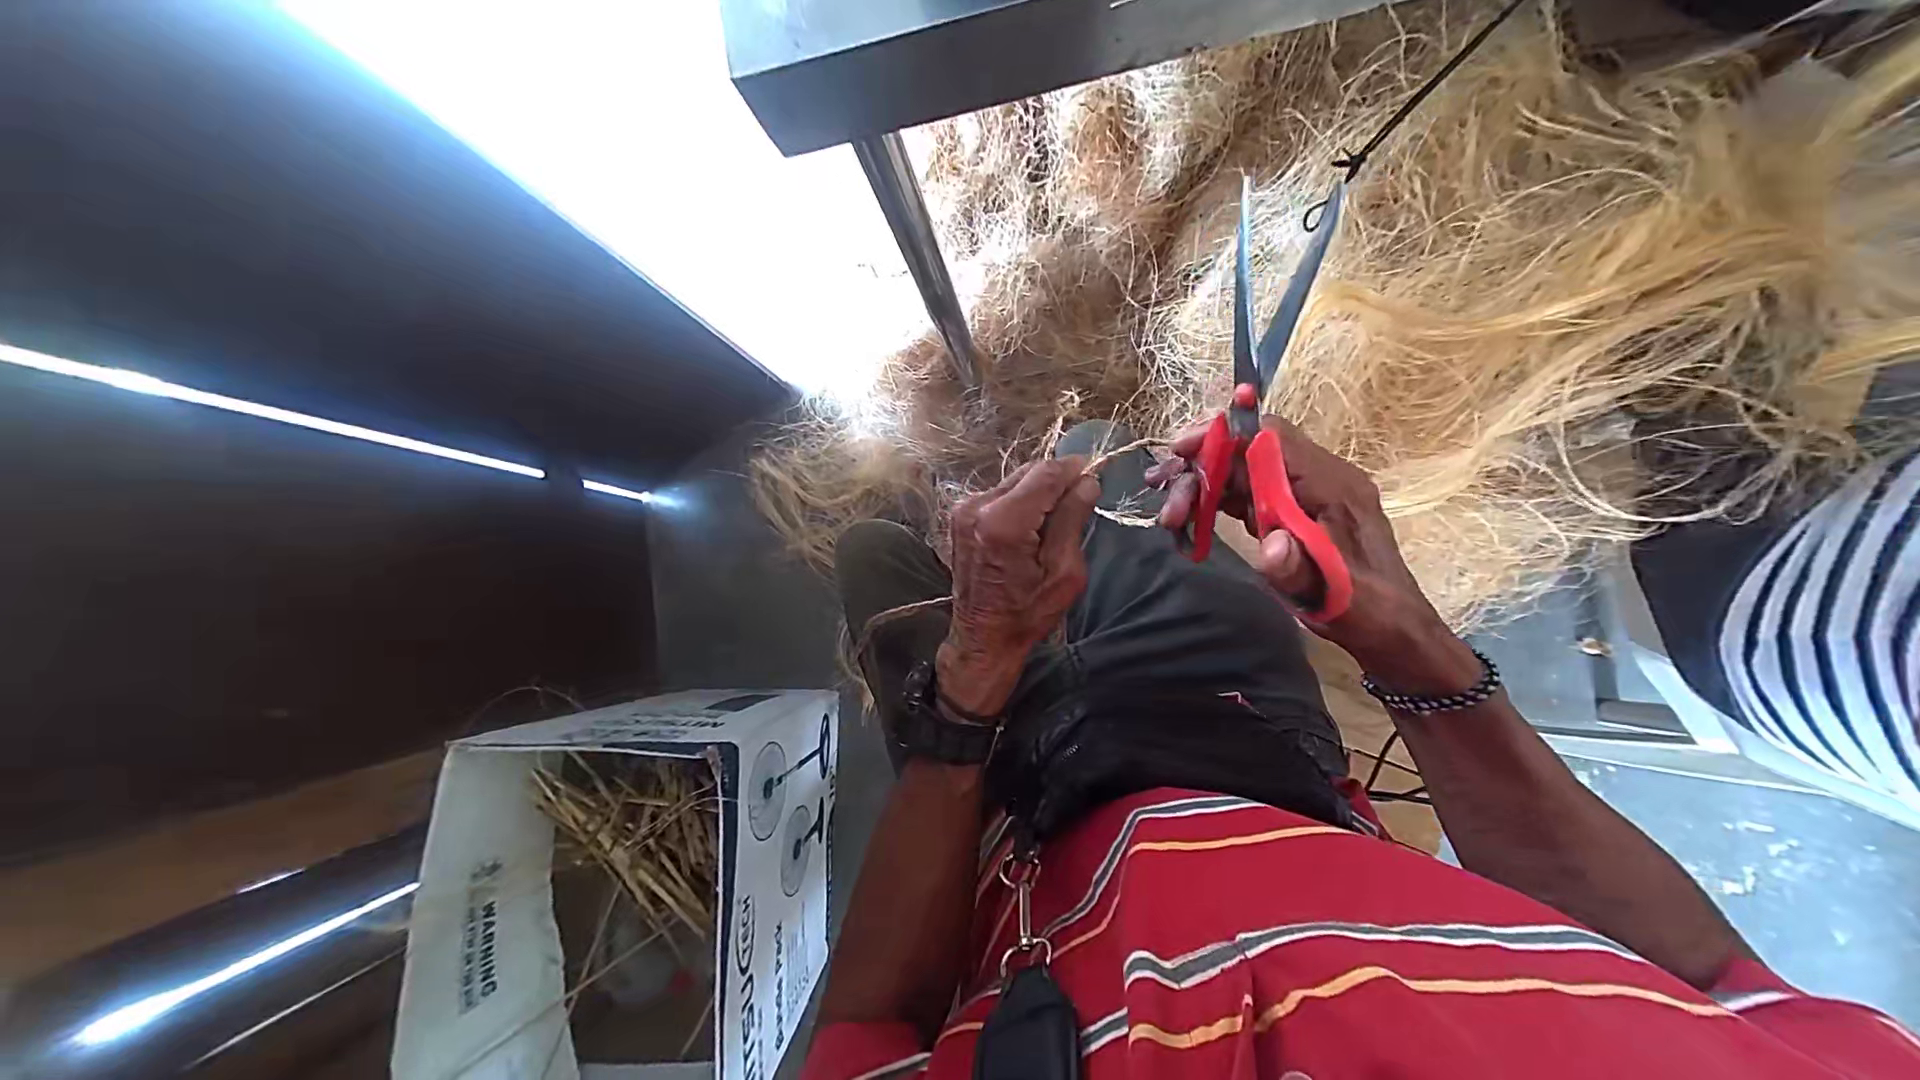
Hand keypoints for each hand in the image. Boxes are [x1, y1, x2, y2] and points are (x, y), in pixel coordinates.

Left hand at [938, 458, 1101, 717]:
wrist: (982, 636)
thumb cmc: (1027, 613)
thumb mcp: (1064, 572)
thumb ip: (1072, 521)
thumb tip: (1087, 482)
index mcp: (1004, 523)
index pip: (1046, 474)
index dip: (1074, 469)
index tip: (1094, 473)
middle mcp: (978, 507)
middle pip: (1029, 472)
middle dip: (1057, 480)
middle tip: (1080, 498)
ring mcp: (964, 509)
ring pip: (1015, 479)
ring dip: (1039, 490)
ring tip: (1056, 517)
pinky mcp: (960, 514)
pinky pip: (1000, 492)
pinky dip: (1021, 499)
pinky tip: (1032, 524)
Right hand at [1148, 415, 1479, 693]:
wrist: (1391, 628)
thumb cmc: (1366, 610)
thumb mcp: (1333, 595)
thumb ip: (1298, 569)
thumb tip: (1268, 546)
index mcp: (1333, 486)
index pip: (1272, 438)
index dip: (1224, 436)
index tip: (1182, 450)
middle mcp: (1318, 478)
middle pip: (1248, 450)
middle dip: (1200, 467)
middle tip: (1164, 497)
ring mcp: (1303, 492)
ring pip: (1240, 470)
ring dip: (1200, 486)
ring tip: (1170, 515)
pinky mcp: (1290, 509)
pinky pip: (1245, 490)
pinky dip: (1213, 499)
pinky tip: (1189, 518)